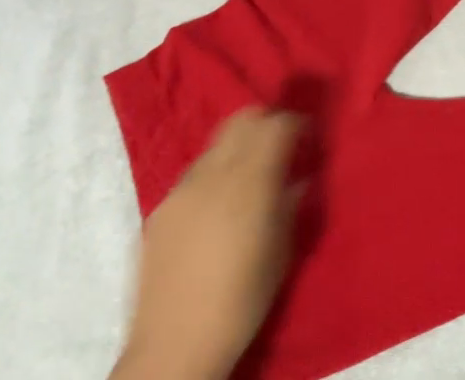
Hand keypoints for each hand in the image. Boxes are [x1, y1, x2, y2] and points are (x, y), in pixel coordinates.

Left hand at [114, 107, 302, 379]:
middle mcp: (212, 175)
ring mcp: (180, 189)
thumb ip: (290, 205)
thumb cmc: (242, 303)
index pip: (275, 125)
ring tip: (247, 181)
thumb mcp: (281, 254)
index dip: (294, 122)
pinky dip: (212, 178)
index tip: (306, 135)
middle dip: (264, 124)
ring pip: (215, 146)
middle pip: (240, 120)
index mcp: (249, 184)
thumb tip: (299, 179)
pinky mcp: (158, 208)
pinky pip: (193, 176)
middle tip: (279, 147)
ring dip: (236, 150)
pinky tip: (216, 211)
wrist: (175, 344)